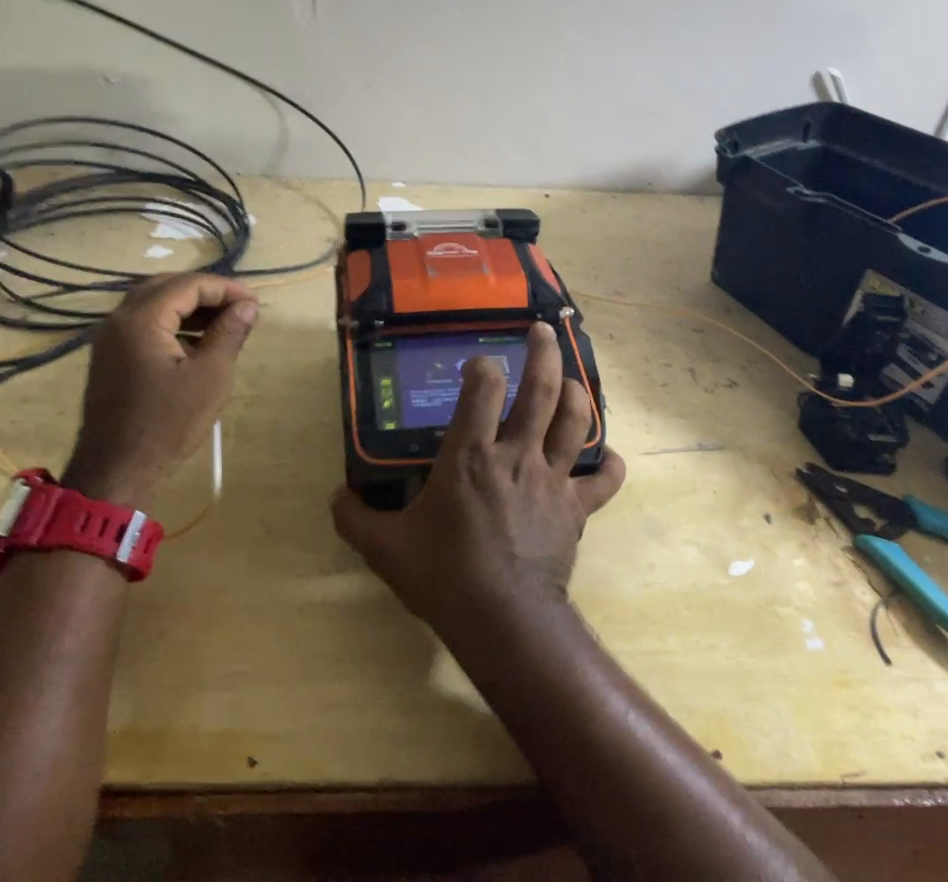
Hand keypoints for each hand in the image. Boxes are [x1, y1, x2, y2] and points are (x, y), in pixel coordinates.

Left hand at [61, 273, 258, 506]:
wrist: (117, 468)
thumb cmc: (167, 424)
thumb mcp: (210, 377)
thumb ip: (228, 334)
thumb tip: (247, 306)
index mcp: (141, 320)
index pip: (188, 285)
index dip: (225, 288)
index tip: (256, 303)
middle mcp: (118, 319)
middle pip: (166, 286)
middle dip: (206, 292)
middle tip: (240, 308)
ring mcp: (109, 338)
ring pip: (152, 304)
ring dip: (189, 308)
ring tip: (224, 324)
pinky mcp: (109, 357)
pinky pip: (143, 325)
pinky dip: (172, 324)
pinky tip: (196, 345)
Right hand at [332, 321, 626, 627]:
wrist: (502, 617)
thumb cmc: (443, 575)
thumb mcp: (384, 547)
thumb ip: (355, 518)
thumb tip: (336, 497)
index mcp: (470, 455)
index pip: (482, 389)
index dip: (482, 367)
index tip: (479, 363)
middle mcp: (516, 456)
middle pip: (540, 390)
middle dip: (542, 353)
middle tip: (542, 330)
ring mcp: (551, 481)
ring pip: (574, 423)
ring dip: (576, 395)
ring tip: (571, 380)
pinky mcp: (575, 511)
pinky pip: (602, 482)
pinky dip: (610, 466)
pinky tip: (611, 458)